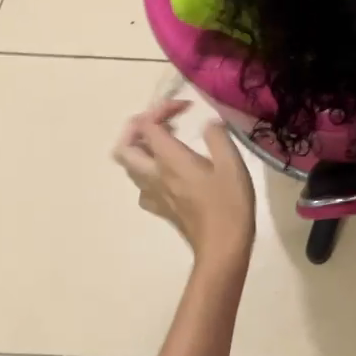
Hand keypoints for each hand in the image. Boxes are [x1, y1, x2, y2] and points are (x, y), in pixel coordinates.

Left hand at [114, 100, 257, 265]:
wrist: (222, 248)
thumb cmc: (229, 204)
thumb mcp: (231, 163)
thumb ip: (217, 136)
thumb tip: (208, 123)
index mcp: (169, 160)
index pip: (146, 125)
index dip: (161, 109)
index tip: (187, 107)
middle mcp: (154, 175)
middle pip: (124, 148)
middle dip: (137, 127)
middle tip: (164, 120)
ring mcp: (154, 195)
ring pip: (130, 166)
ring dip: (142, 147)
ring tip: (171, 140)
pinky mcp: (161, 208)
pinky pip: (142, 184)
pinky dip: (150, 169)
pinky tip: (172, 170)